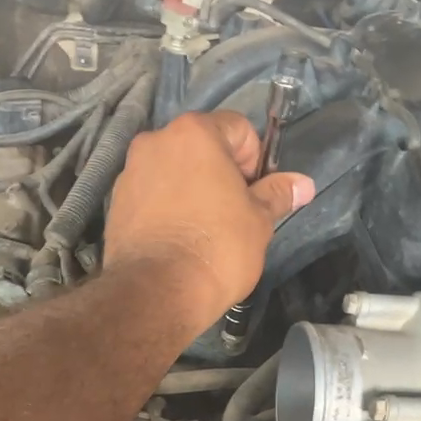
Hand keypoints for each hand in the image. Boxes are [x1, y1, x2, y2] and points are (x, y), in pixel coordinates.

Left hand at [103, 111, 315, 328]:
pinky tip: (178, 240)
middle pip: (201, 148)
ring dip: (192, 190)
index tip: (255, 194)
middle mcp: (156, 141)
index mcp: (195, 133)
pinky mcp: (116, 204)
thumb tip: (304, 184)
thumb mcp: (258, 221)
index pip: (238, 128)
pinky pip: (152, 196)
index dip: (254, 160)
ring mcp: (130, 172)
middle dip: (221, 174)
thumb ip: (277, 194)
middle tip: (233, 214)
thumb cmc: (217, 248)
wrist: (157, 292)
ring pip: (174, 171)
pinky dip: (167, 208)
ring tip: (203, 231)